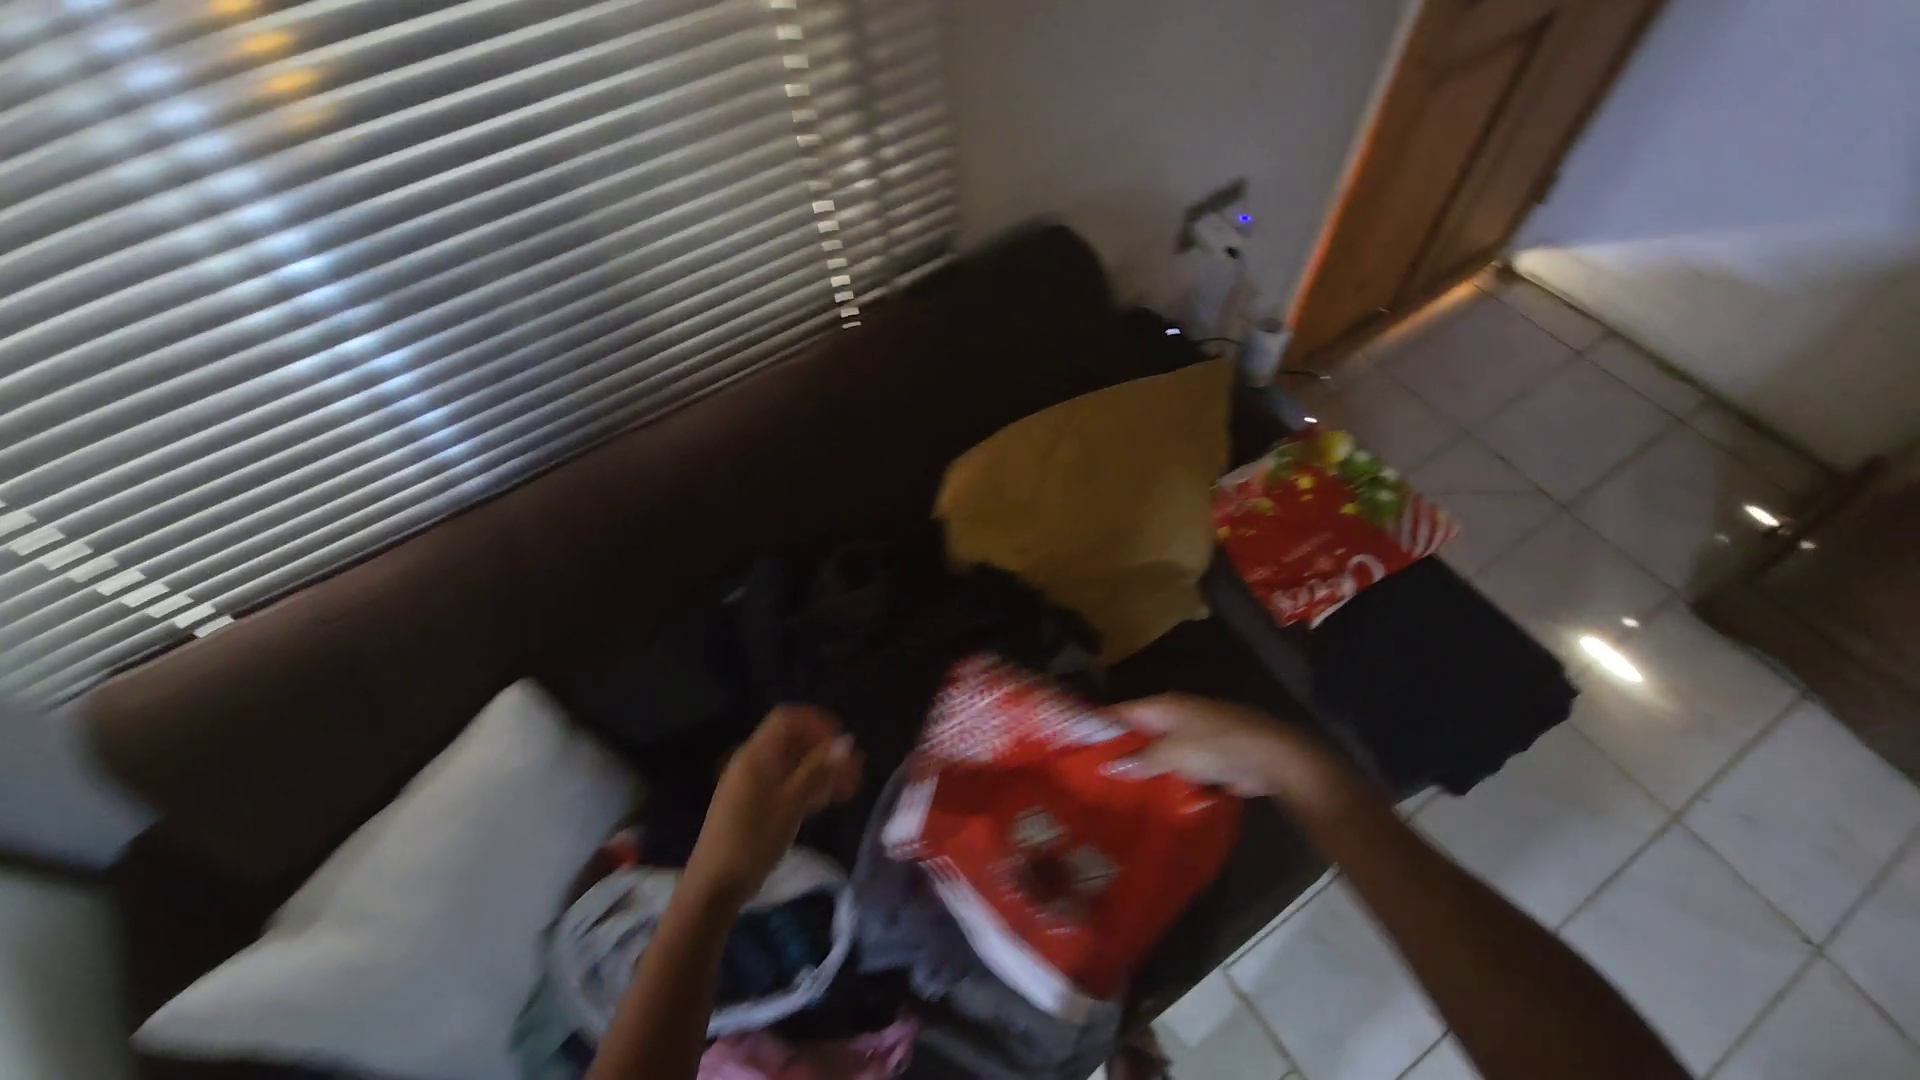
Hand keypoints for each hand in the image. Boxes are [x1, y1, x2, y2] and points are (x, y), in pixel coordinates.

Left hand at [682, 705, 863, 911]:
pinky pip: (788, 785)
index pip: (787, 719)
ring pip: (794, 766)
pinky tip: (828, 803)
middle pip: (794, 742)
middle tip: (856, 770)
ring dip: (822, 771)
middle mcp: (754, 763)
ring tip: (850, 789)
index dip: (817, 723)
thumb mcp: (791, 802)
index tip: (843, 741)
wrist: (716, 885)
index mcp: (757, 755)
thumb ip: (819, 769)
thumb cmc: (753, 839)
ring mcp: (754, 786)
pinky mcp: (757, 806)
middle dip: (826, 751)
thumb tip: (846, 741)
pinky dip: (809, 788)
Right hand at [1110, 693, 1351, 803]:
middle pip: (1136, 735)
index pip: (1120, 713)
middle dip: (1116, 754)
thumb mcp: (1173, 752)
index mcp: (1163, 706)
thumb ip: (1139, 759)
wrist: (1274, 760)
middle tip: (1087, 779)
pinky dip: (1163, 783)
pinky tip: (1147, 803)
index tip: (1073, 750)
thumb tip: (1105, 766)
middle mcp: (1174, 718)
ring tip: (1111, 795)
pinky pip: (1175, 771)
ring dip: (1140, 772)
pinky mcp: (1206, 760)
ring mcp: (1191, 738)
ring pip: (1155, 755)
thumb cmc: (1219, 746)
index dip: (1098, 729)